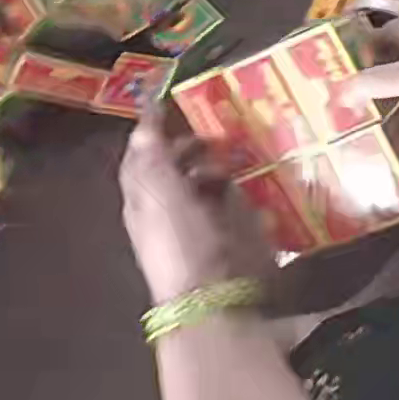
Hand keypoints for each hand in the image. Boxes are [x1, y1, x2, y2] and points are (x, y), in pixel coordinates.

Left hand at [119, 104, 276, 304]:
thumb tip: (144, 119)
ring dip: (222, 167)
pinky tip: (254, 185)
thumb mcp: (160, 193)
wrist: (214, 296)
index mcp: (145, 197)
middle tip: (217, 136)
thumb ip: (154, 155)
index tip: (174, 103)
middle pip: (180, 167)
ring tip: (237, 160)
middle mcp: (172, 208)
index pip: (144, 155)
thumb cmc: (181, 241)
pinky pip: (238, 202)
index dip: (154, 131)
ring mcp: (205, 221)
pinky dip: (243, 189)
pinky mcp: (234, 233)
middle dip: (195, 148)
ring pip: (211, 181)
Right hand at [337, 18, 398, 112]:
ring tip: (369, 110)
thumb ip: (370, 84)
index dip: (354, 57)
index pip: (369, 38)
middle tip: (352, 98)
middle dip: (370, 76)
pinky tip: (398, 116)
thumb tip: (337, 94)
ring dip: (388, 89)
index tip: (342, 79)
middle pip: (384, 56)